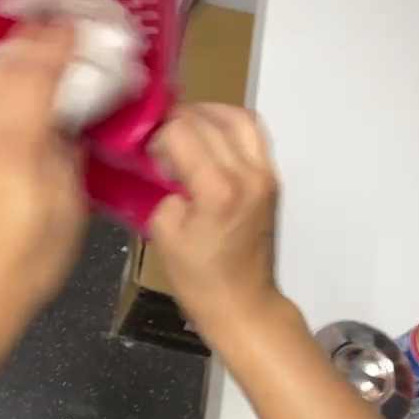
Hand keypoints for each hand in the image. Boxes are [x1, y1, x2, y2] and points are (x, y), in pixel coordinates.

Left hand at [0, 23, 88, 328]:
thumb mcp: (67, 206)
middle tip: (64, 31)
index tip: (81, 27)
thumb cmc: (26, 262)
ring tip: (38, 50)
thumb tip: (69, 114)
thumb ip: (67, 148)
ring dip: (12, 54)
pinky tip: (5, 83)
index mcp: (14, 138)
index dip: (62, 40)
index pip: (39, 66)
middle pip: (7, 60)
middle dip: (37, 40)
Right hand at [147, 103, 289, 339]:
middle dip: (178, 120)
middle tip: (158, 136)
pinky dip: (228, 128)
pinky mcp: (272, 180)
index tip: (146, 152)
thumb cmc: (199, 278)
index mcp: (217, 189)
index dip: (158, 135)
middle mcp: (247, 173)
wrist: (244, 304)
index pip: (182, 132)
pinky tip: (207, 141)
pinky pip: (252, 136)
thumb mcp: (163, 232)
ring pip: (239, 118)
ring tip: (185, 127)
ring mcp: (265, 174)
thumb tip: (165, 164)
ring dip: (209, 114)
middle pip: (210, 119)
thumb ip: (163, 188)